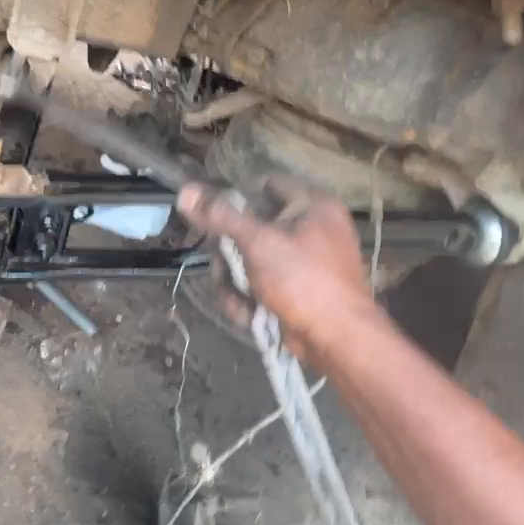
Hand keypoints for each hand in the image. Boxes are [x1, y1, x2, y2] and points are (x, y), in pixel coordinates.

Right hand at [177, 179, 380, 361]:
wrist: (338, 340)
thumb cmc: (303, 281)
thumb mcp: (258, 243)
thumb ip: (220, 217)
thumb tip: (185, 191)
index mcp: (312, 205)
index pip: (265, 184)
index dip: (237, 197)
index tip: (213, 216)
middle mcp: (309, 228)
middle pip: (249, 226)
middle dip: (229, 253)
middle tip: (225, 266)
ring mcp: (301, 261)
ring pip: (248, 259)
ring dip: (234, 280)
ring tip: (239, 297)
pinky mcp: (294, 289)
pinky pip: (258, 283)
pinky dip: (249, 298)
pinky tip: (249, 313)